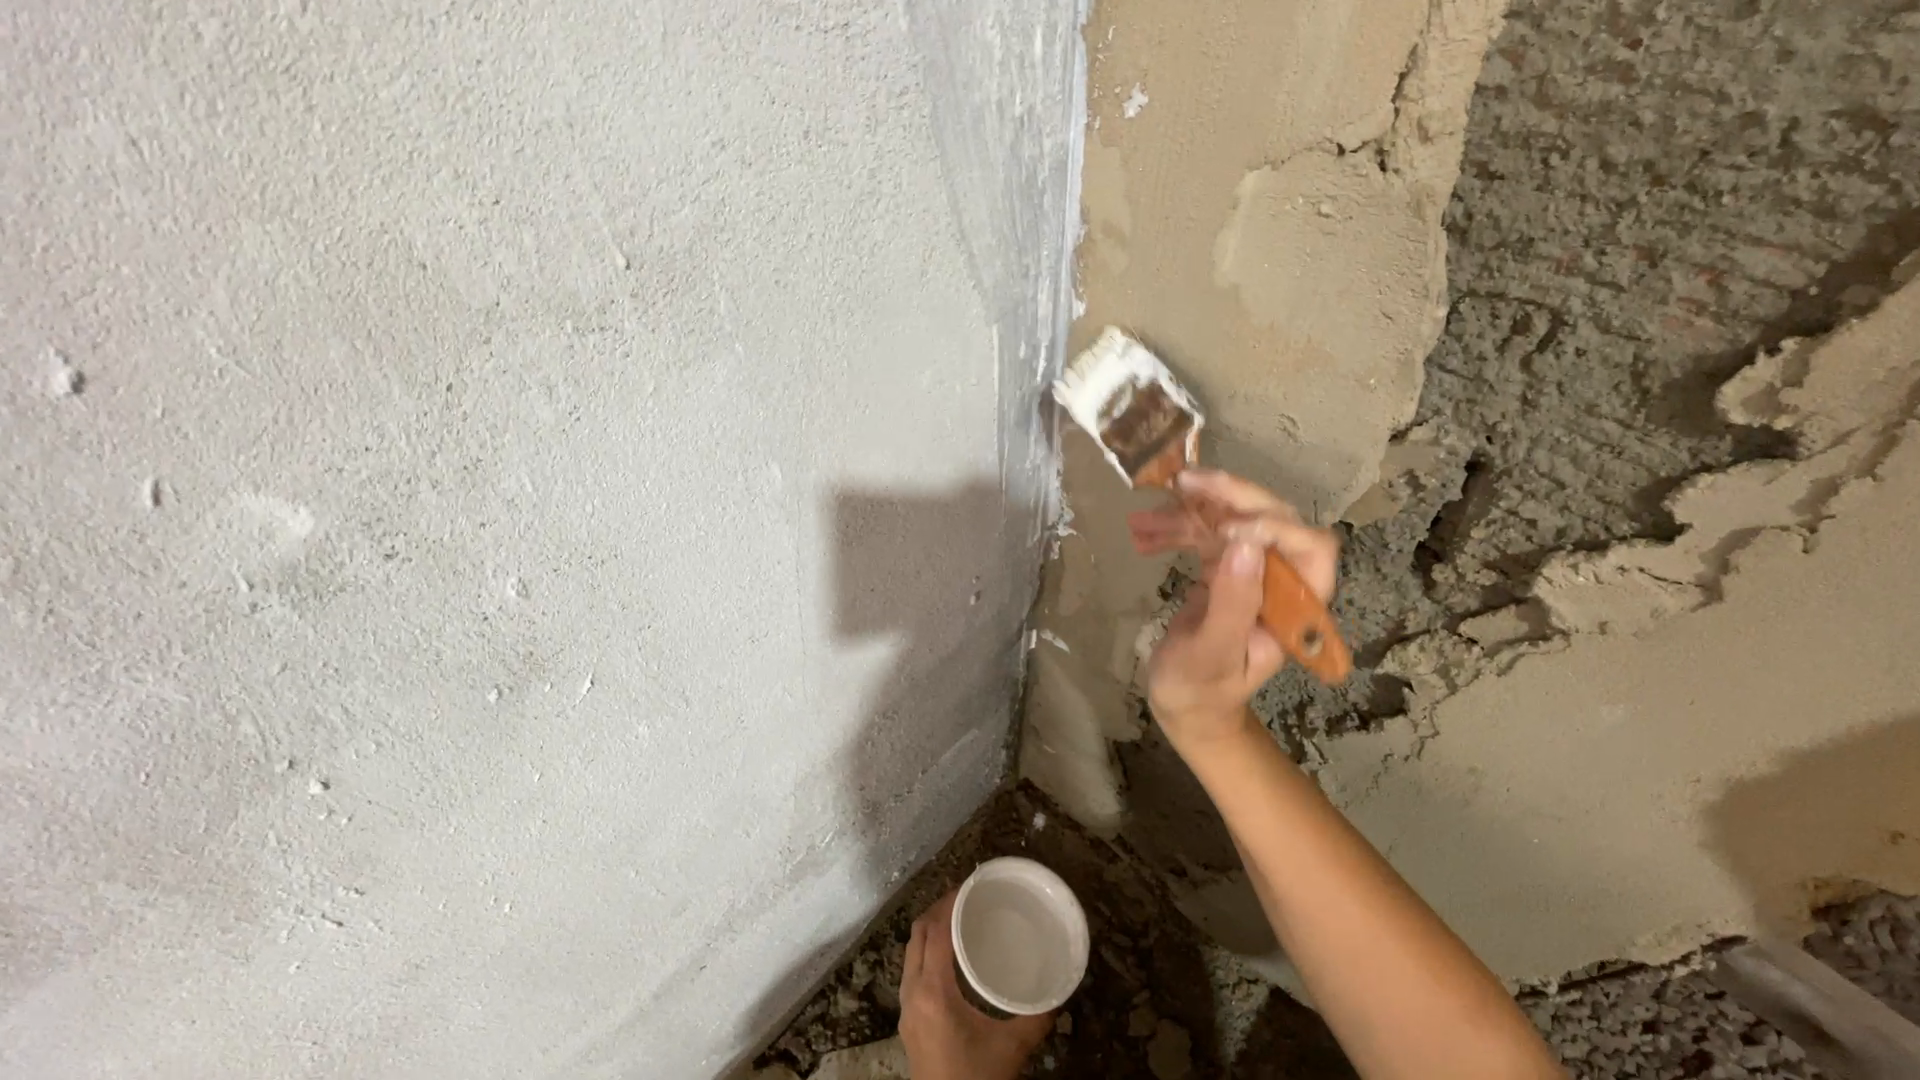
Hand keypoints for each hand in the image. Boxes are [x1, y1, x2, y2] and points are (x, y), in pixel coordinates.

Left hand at [899, 891, 1050, 1079]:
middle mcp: (911, 993)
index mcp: (933, 992)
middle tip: (967, 897)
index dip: (949, 902)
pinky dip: (927, 952)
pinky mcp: (906, 1020)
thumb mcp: (1013, 1047)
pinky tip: (949, 958)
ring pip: (910, 952)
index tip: (970, 885)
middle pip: (917, 935)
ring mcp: (904, 1007)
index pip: (934, 931)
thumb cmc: (978, 1078)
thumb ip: (1038, 1015)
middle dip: (938, 909)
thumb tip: (1060, 986)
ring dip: (930, 930)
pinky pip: (911, 971)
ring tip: (958, 919)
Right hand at [1130, 469, 1339, 748]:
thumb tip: (1244, 543)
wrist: (1182, 705)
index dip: (1276, 528)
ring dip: (1195, 507)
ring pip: (1236, 520)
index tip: (1228, 527)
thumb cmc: (1199, 690)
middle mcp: (1281, 583)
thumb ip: (1232, 603)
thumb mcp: (1210, 654)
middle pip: (1273, 521)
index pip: (1310, 550)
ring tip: (1153, 501)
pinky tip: (1144, 529)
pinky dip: (1177, 526)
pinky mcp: (1224, 571)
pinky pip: (1208, 534)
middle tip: (1185, 481)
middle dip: (1232, 497)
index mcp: (1294, 609)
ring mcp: (1252, 573)